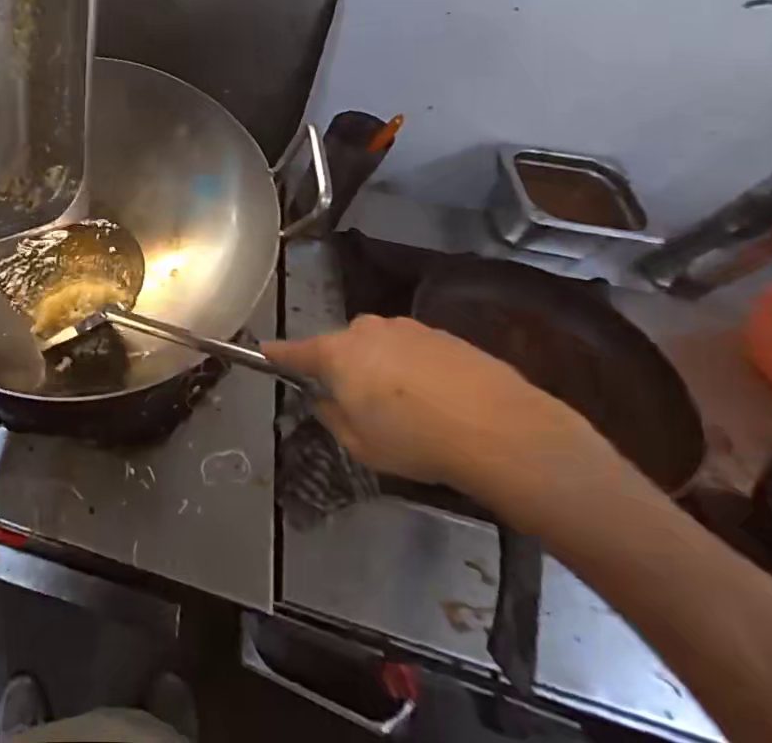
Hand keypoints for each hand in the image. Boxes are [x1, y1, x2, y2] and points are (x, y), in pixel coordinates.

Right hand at [263, 315, 608, 493]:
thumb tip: (327, 399)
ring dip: (381, 368)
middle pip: (340, 346)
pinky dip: (416, 371)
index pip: (292, 351)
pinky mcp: (448, 337)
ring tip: (406, 408)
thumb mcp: (357, 443)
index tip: (265, 354)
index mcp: (336, 353)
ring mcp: (410, 329)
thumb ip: (331, 415)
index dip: (277, 356)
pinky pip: (416, 352)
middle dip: (341, 368)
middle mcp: (367, 330)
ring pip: (380, 347)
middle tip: (356, 403)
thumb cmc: (416, 441)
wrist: (506, 433)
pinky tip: (438, 403)